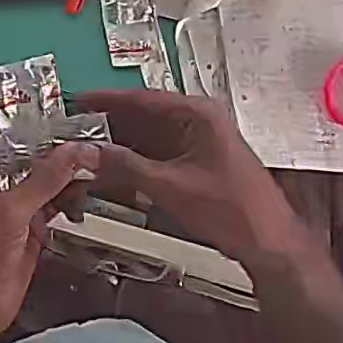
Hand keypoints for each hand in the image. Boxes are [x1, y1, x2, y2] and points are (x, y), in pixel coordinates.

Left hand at [0, 143, 96, 342]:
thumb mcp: (11, 210)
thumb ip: (46, 178)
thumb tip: (76, 150)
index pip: (22, 139)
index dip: (52, 137)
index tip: (82, 133)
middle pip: (41, 158)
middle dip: (67, 160)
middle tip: (94, 157)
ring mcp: (18, 201)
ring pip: (53, 180)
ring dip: (71, 182)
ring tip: (87, 184)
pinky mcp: (33, 222)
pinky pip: (57, 201)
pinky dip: (71, 201)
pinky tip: (78, 206)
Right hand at [78, 89, 314, 268]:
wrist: (269, 244)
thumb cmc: (230, 209)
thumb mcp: (171, 187)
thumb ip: (126, 167)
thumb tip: (88, 153)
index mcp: (197, 114)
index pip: (143, 99)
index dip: (107, 100)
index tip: (78, 100)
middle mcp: (197, 121)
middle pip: (143, 117)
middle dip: (109, 126)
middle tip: (73, 130)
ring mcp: (197, 142)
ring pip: (148, 138)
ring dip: (119, 146)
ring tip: (85, 151)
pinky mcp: (196, 163)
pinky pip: (157, 155)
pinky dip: (135, 162)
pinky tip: (111, 170)